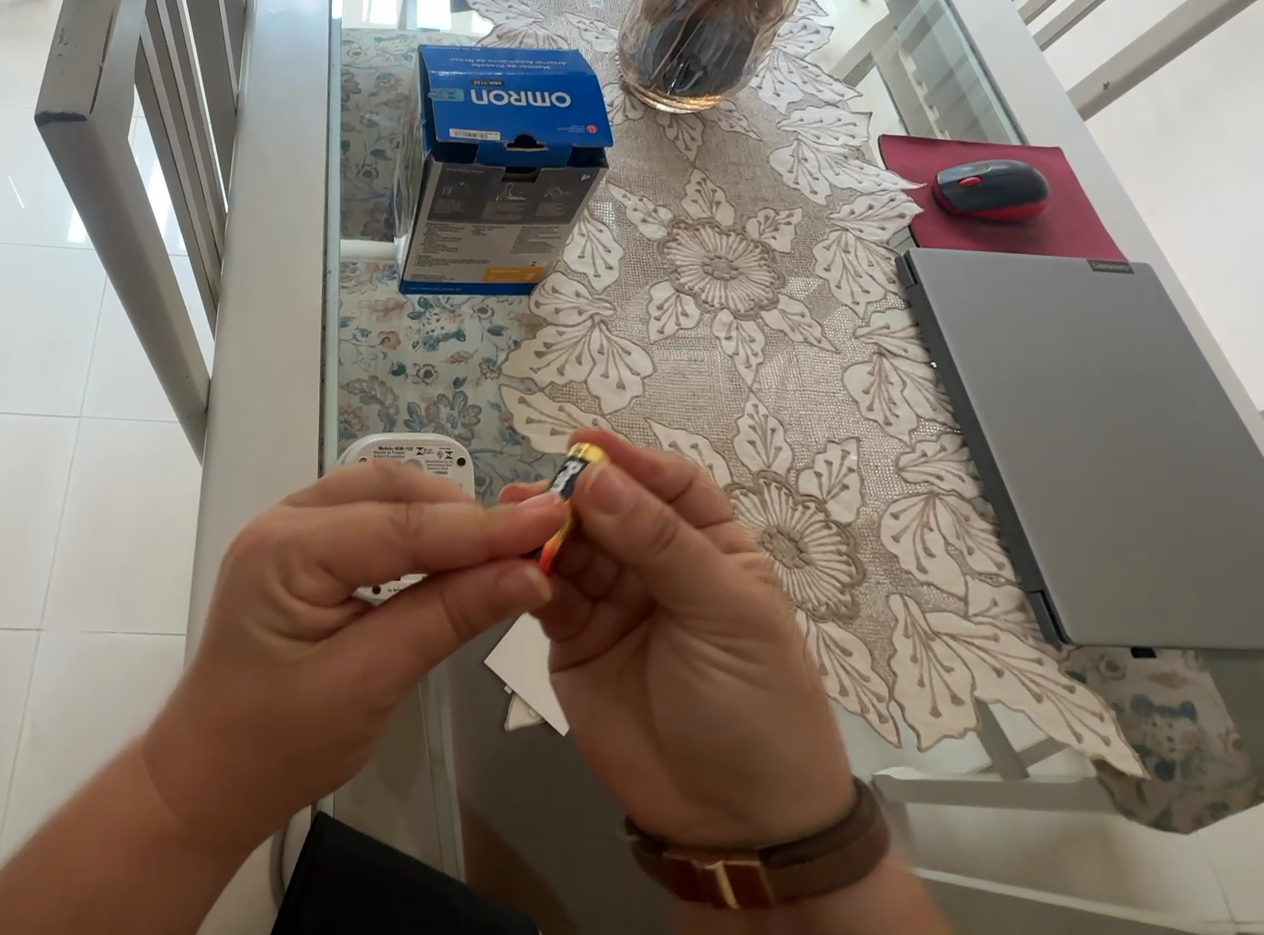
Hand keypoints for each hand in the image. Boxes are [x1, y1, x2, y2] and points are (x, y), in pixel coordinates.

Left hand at [142, 461, 565, 853]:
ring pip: (375, 494)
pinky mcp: (295, 552)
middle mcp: (279, 522)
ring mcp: (283, 531)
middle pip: (385, 489)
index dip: (481, 525)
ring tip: (496, 545)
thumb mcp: (371, 681)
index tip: (552, 521)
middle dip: (458, 510)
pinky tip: (444, 553)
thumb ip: (448, 616)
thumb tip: (529, 574)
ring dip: (437, 514)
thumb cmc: (281, 744)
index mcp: (284, 551)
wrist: (210, 777)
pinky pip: (362, 518)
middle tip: (526, 538)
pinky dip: (411, 529)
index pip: (400, 524)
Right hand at [501, 430, 853, 849]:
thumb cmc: (755, 704)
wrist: (731, 819)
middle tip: (534, 493)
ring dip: (540, 533)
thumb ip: (659, 543)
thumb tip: (596, 478)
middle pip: (608, 511)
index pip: (671, 486)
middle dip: (573, 497)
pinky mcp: (570, 635)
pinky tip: (508, 566)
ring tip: (509, 523)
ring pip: (568, 547)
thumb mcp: (725, 614)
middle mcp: (655, 566)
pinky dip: (524, 576)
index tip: (584, 445)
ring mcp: (609, 600)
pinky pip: (542, 592)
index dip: (631, 462)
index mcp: (709, 549)